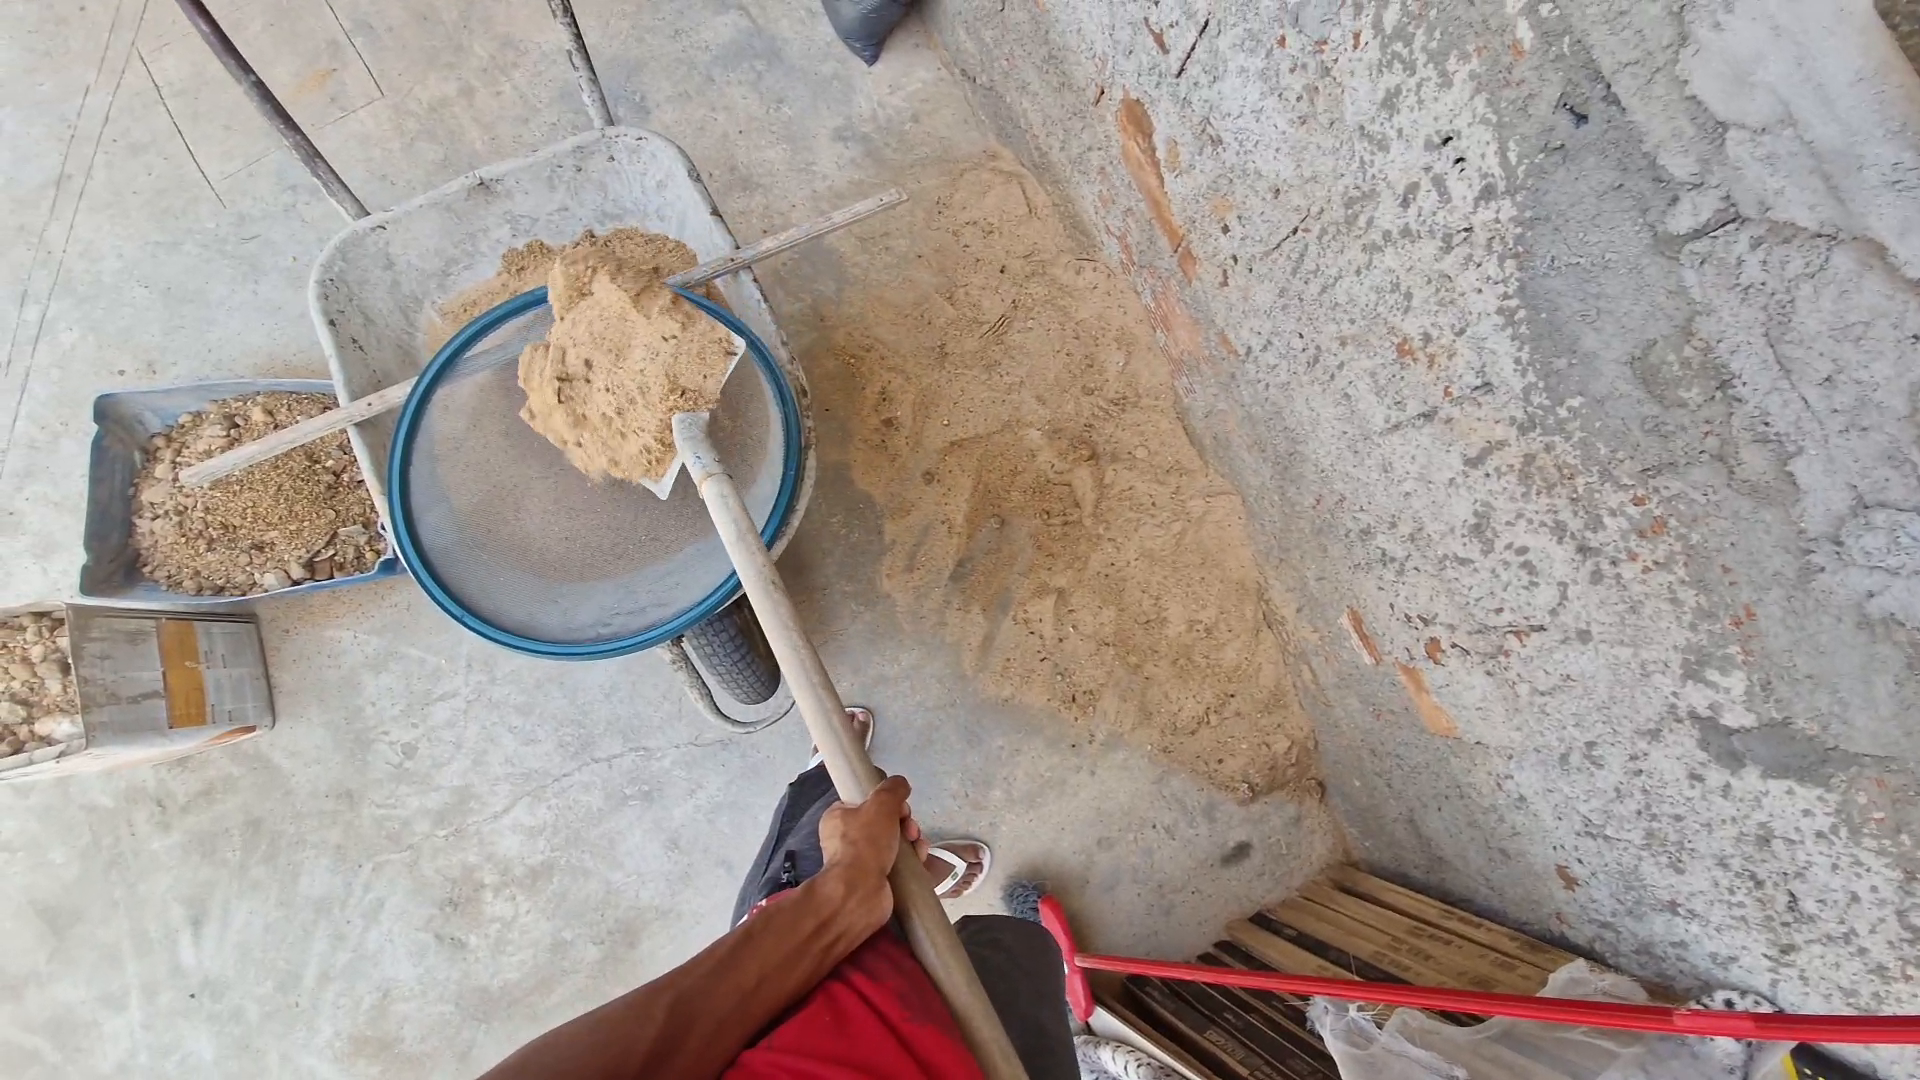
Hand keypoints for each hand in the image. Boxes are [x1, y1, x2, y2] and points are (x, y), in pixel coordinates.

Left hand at [817, 775, 925, 931]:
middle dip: (904, 823)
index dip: (888, 802)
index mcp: (838, 817)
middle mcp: (846, 839)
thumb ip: (893, 789)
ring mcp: (861, 861)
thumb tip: (901, 784)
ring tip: (918, 846)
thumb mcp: (881, 804)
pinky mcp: (876, 880)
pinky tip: (920, 859)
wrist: (860, 894)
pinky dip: (911, 860)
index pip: (867, 802)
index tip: (901, 807)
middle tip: (911, 829)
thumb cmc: (864, 844)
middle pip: (885, 822)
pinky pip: (897, 863)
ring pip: (894, 842)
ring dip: (911, 841)